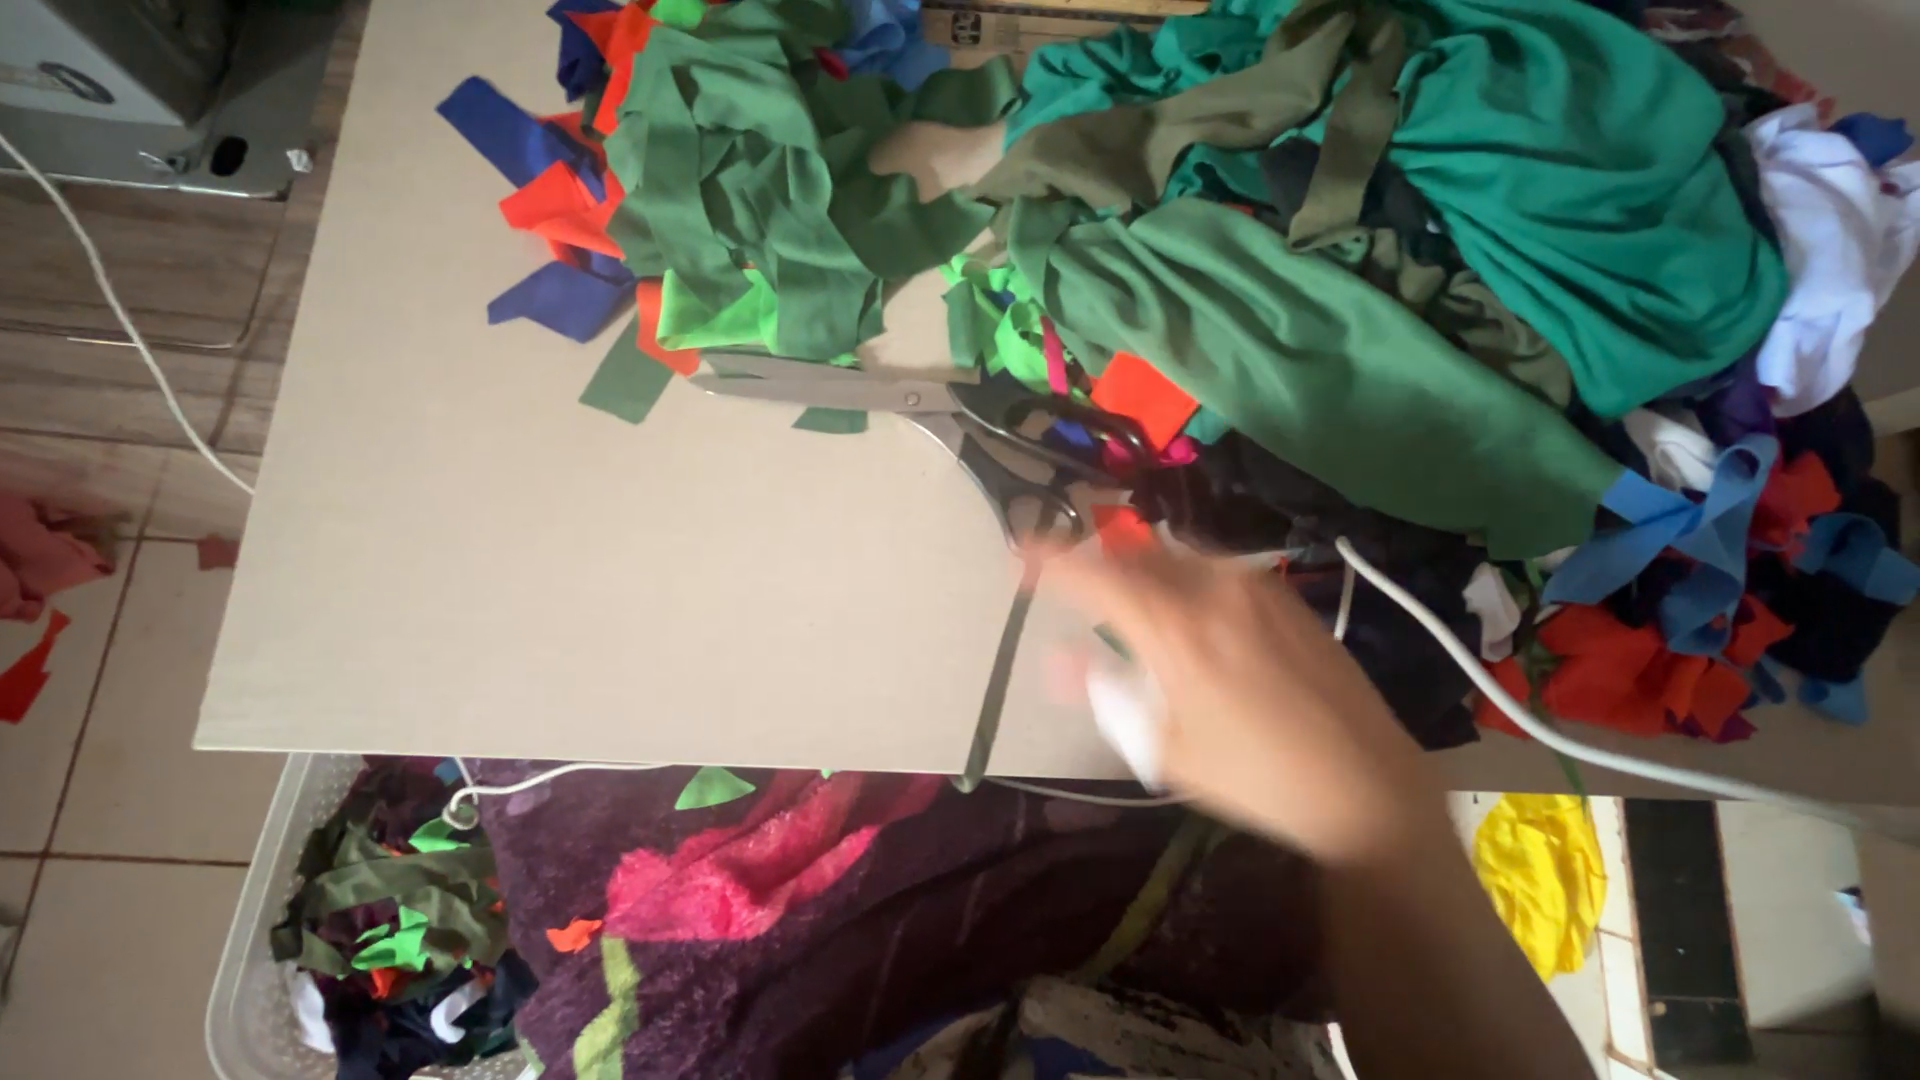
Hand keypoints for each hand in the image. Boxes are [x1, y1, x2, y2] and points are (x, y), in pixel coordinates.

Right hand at [1042, 544, 1451, 864]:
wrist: (1364, 784)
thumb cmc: (1253, 776)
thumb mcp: (1164, 746)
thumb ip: (1104, 693)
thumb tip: (1054, 661)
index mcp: (1174, 627)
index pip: (1094, 574)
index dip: (1049, 558)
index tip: (1019, 552)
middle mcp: (1212, 589)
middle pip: (1133, 552)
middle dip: (1094, 558)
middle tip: (1069, 578)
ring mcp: (1253, 585)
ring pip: (1176, 553)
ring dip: (1137, 563)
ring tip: (1121, 589)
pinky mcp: (1283, 594)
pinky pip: (1214, 564)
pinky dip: (1180, 571)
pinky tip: (1183, 602)